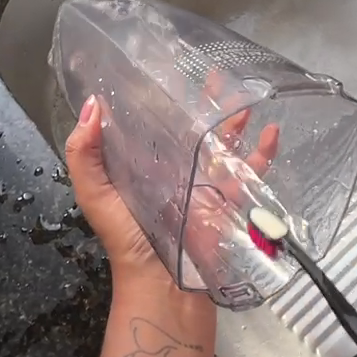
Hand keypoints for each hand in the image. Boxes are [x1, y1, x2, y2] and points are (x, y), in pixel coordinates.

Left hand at [62, 93, 279, 299]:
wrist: (163, 288)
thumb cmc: (127, 240)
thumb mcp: (96, 195)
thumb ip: (85, 155)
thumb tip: (91, 106)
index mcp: (146, 167)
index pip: (155, 125)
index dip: (161, 99)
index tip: (168, 68)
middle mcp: (177, 171)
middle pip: (194, 130)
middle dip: (205, 103)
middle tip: (216, 73)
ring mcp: (206, 186)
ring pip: (225, 146)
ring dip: (236, 121)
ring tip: (244, 94)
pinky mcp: (230, 203)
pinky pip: (251, 174)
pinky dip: (264, 153)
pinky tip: (271, 131)